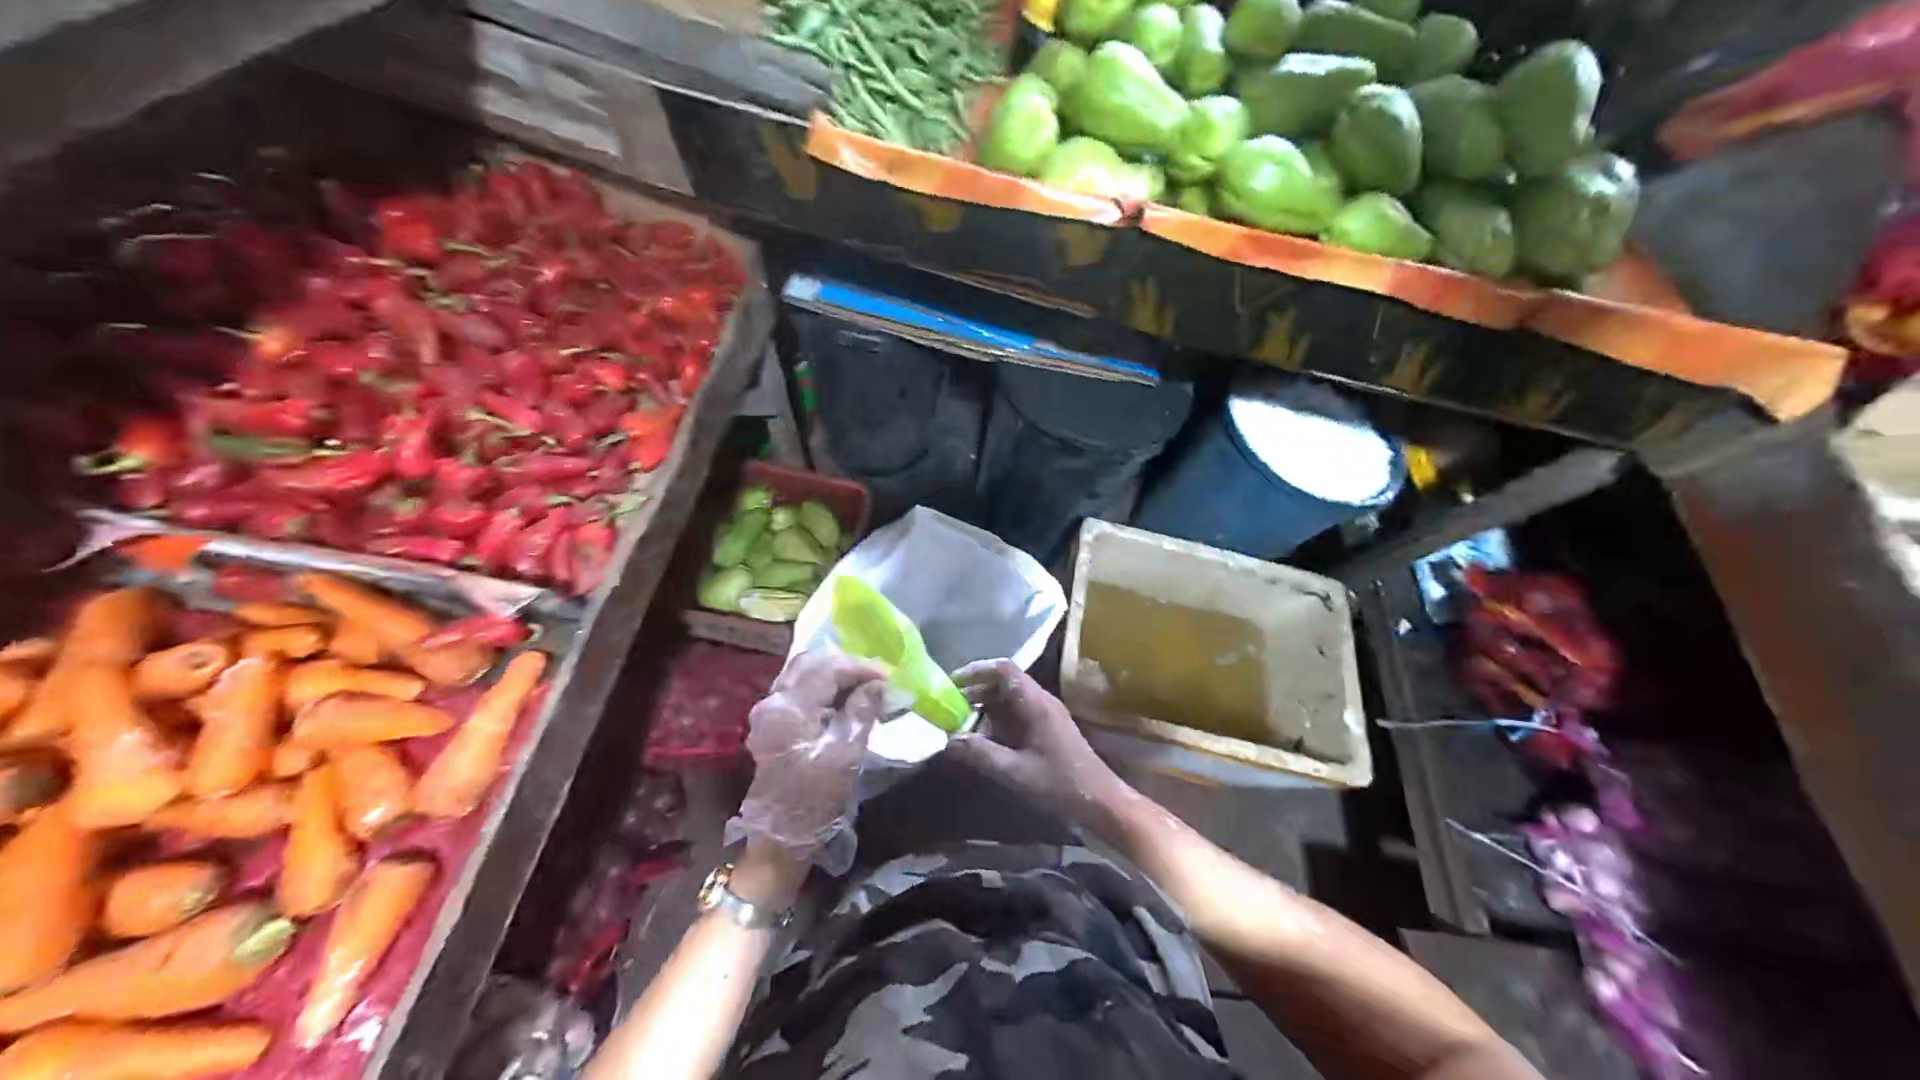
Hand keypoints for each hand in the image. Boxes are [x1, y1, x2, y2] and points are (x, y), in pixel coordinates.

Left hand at [726, 649, 888, 872]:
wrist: (780, 839)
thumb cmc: (814, 798)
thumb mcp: (846, 755)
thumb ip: (862, 712)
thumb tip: (878, 684)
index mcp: (789, 708)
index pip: (827, 668)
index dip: (860, 667)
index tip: (889, 676)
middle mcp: (773, 702)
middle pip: (811, 664)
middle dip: (846, 665)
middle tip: (877, 677)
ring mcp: (770, 713)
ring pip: (804, 675)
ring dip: (835, 676)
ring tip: (866, 686)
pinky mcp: (774, 725)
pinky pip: (801, 692)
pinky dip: (825, 689)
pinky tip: (846, 699)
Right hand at [948, 659, 1125, 822]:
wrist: (1102, 805)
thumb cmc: (1061, 785)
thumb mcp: (1016, 772)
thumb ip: (981, 754)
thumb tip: (948, 741)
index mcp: (1037, 704)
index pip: (1004, 670)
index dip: (976, 671)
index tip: (950, 683)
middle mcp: (1042, 702)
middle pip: (1005, 681)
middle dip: (975, 689)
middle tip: (949, 704)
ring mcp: (1046, 716)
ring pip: (1010, 698)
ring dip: (985, 705)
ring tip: (959, 720)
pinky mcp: (1047, 731)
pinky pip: (1017, 714)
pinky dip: (996, 719)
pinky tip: (982, 737)